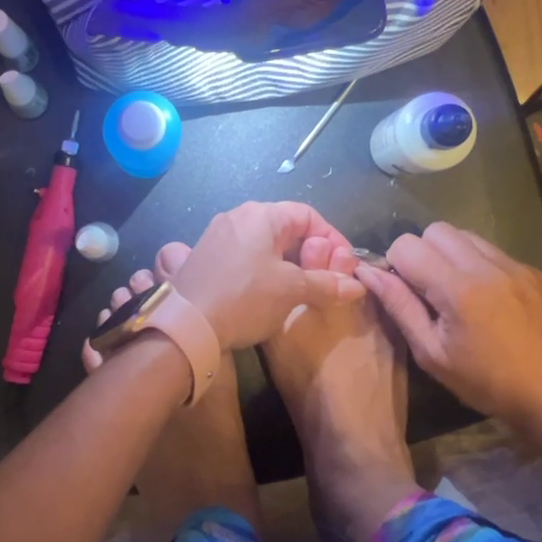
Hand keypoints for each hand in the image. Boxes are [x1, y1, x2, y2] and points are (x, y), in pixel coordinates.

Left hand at [172, 201, 363, 348]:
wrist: (185, 326)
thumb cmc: (244, 298)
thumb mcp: (291, 291)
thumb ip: (325, 284)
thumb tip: (356, 286)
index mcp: (259, 215)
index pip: (307, 215)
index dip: (332, 238)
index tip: (343, 267)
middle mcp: (237, 218)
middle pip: (286, 229)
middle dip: (311, 254)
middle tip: (324, 281)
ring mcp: (217, 238)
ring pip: (265, 245)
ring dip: (289, 265)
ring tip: (301, 291)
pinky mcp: (205, 259)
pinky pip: (245, 257)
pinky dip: (265, 272)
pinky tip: (270, 296)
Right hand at [356, 222, 541, 428]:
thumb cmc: (487, 383)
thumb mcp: (432, 354)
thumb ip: (399, 307)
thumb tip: (368, 272)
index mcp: (458, 288)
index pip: (407, 245)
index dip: (395, 265)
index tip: (403, 293)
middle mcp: (486, 266)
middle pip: (435, 230)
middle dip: (421, 253)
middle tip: (426, 290)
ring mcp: (513, 265)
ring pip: (464, 235)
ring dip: (449, 255)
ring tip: (454, 292)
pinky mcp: (531, 271)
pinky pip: (491, 250)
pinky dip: (475, 264)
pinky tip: (484, 298)